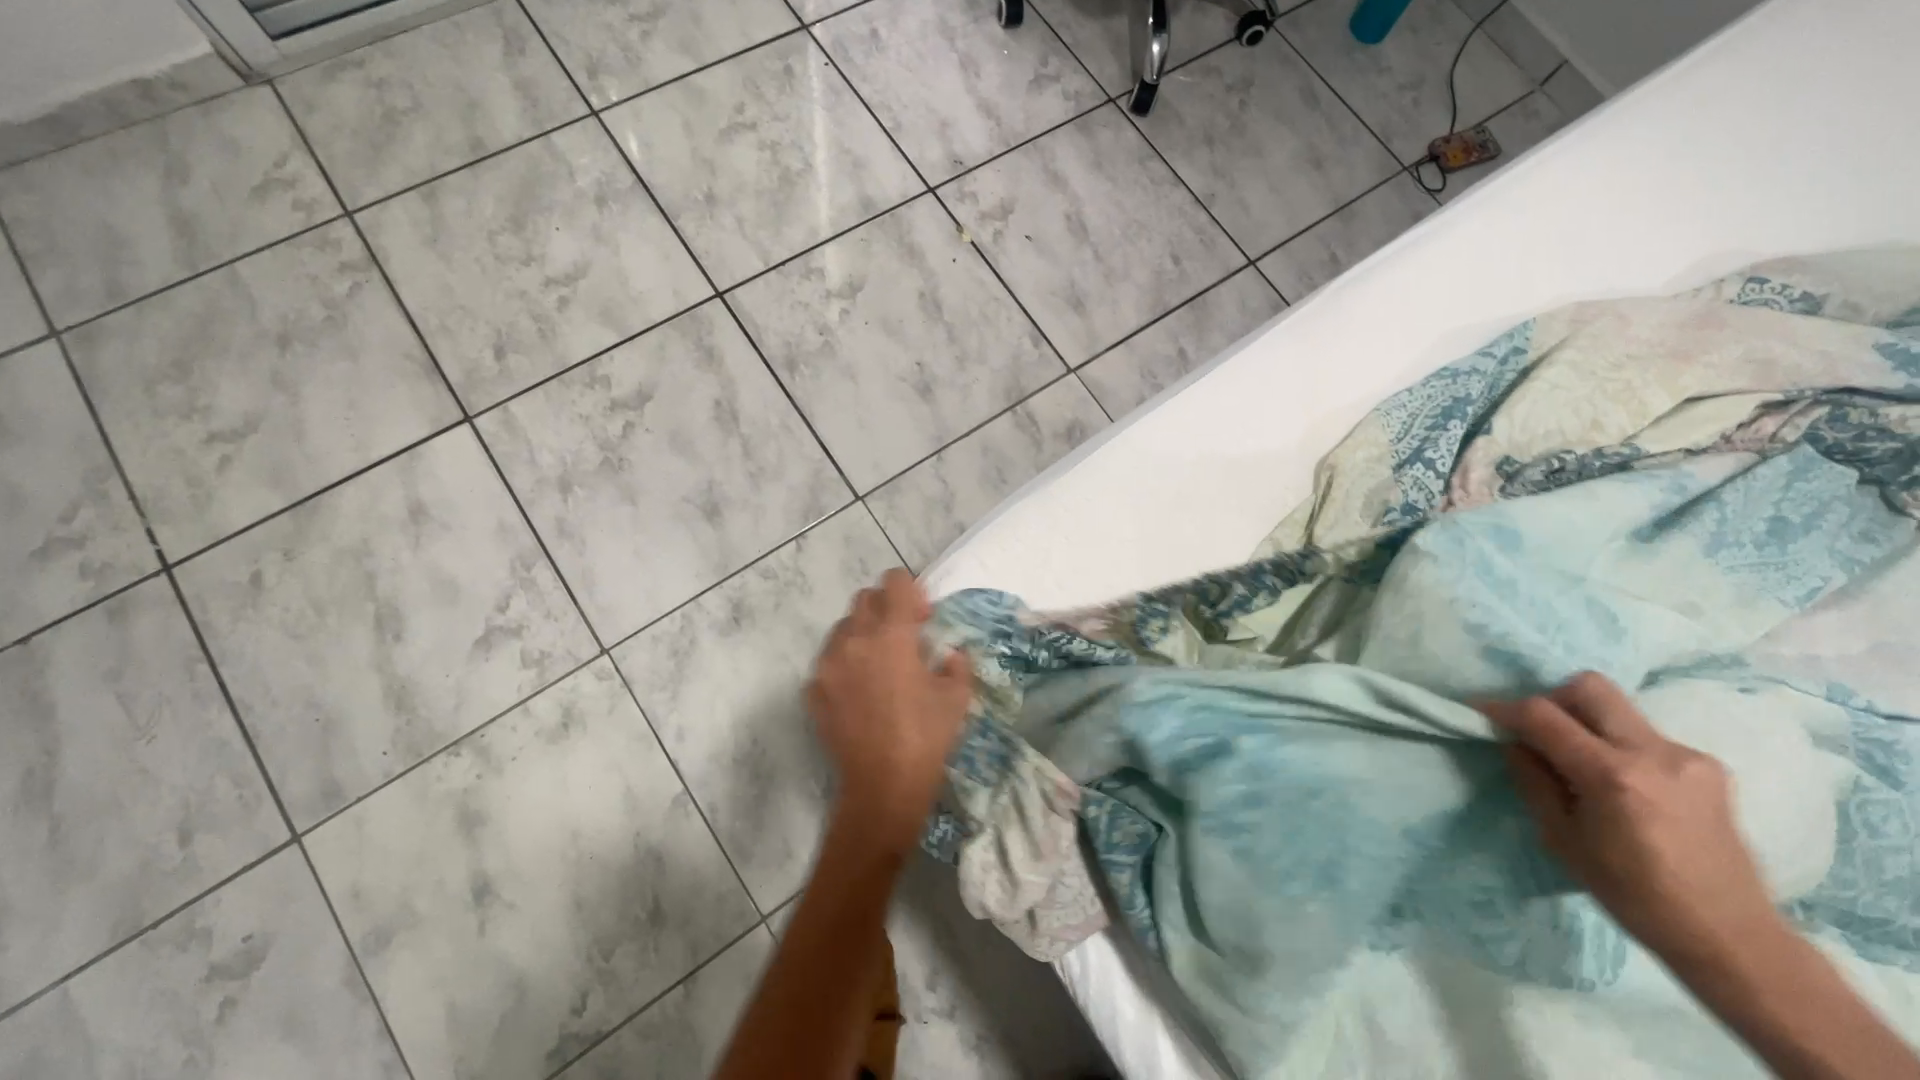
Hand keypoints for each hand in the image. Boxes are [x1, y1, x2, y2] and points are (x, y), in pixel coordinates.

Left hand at [808, 569, 972, 847]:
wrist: (883, 786)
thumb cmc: (926, 737)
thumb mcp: (957, 697)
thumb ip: (956, 664)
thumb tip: (950, 653)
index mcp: (892, 633)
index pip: (894, 581)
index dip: (911, 592)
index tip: (923, 620)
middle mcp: (854, 639)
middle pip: (864, 599)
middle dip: (885, 609)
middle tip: (904, 641)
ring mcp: (827, 665)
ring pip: (842, 629)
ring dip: (862, 635)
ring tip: (879, 668)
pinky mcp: (813, 690)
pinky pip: (828, 663)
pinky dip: (844, 667)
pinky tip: (860, 695)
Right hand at [1481, 673, 1780, 966]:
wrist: (1725, 931)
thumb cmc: (1632, 894)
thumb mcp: (1562, 840)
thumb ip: (1534, 781)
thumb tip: (1515, 743)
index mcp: (1612, 776)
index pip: (1544, 716)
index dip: (1504, 708)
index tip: (1480, 709)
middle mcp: (1654, 752)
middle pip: (1589, 687)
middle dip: (1552, 699)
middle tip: (1538, 730)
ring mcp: (1687, 755)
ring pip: (1619, 710)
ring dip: (1588, 725)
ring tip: (1581, 766)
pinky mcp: (1708, 765)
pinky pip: (1646, 737)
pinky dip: (1620, 748)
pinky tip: (1623, 788)